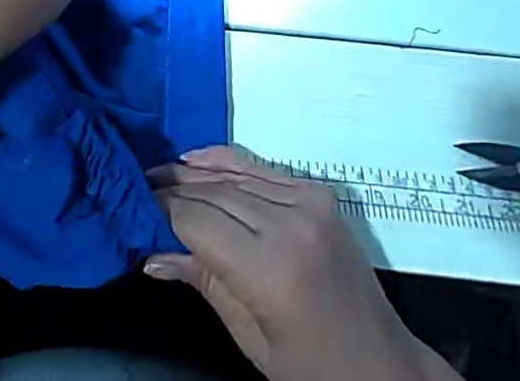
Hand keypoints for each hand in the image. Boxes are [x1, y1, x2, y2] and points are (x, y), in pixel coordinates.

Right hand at [145, 146, 456, 380]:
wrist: (385, 365)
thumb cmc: (314, 369)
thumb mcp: (251, 339)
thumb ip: (202, 282)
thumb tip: (150, 255)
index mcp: (272, 269)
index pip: (198, 223)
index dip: (162, 212)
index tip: (134, 206)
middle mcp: (290, 224)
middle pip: (212, 193)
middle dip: (172, 189)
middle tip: (138, 186)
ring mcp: (308, 202)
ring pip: (232, 174)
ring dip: (191, 172)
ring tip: (158, 172)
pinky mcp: (316, 192)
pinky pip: (258, 167)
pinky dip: (223, 161)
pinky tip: (194, 159)